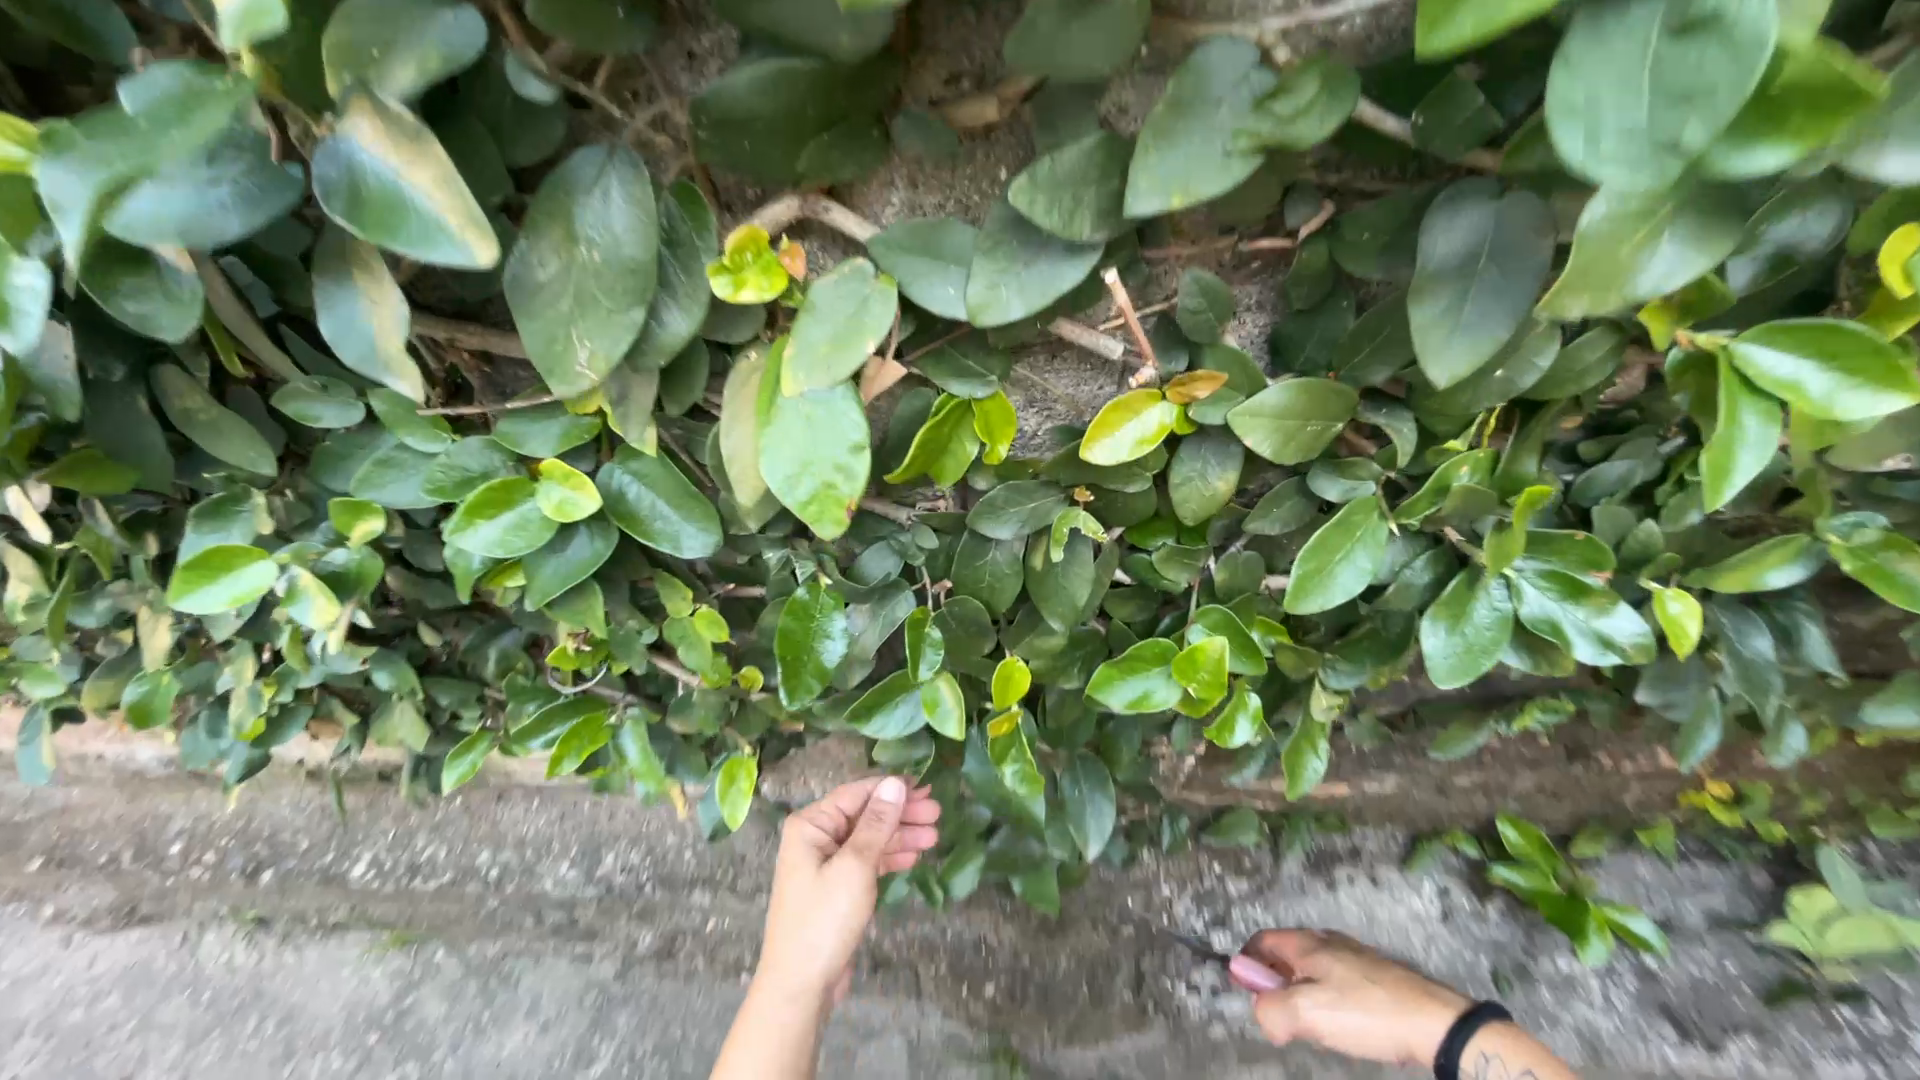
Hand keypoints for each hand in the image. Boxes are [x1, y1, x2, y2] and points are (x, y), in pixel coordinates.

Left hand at [753, 776, 940, 1006]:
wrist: (801, 984)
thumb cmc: (824, 919)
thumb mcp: (855, 865)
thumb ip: (877, 823)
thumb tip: (894, 783)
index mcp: (811, 825)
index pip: (856, 793)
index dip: (891, 788)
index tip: (926, 787)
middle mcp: (816, 838)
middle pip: (865, 815)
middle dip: (900, 813)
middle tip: (937, 814)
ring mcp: (826, 864)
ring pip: (869, 839)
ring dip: (900, 835)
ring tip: (935, 836)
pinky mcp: (837, 888)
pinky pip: (867, 861)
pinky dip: (890, 857)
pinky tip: (914, 856)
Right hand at [1229, 929, 1471, 1068]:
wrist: (1437, 1024)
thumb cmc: (1366, 1014)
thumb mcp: (1308, 1014)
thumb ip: (1271, 1010)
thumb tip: (1262, 1013)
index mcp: (1307, 943)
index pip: (1261, 941)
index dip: (1247, 964)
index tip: (1249, 996)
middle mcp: (1328, 941)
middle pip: (1286, 955)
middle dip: (1275, 984)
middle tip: (1282, 1018)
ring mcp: (1356, 957)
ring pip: (1313, 970)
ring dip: (1302, 995)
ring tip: (1314, 1028)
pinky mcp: (1378, 977)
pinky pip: (1338, 983)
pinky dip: (1328, 1001)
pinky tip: (1344, 1027)